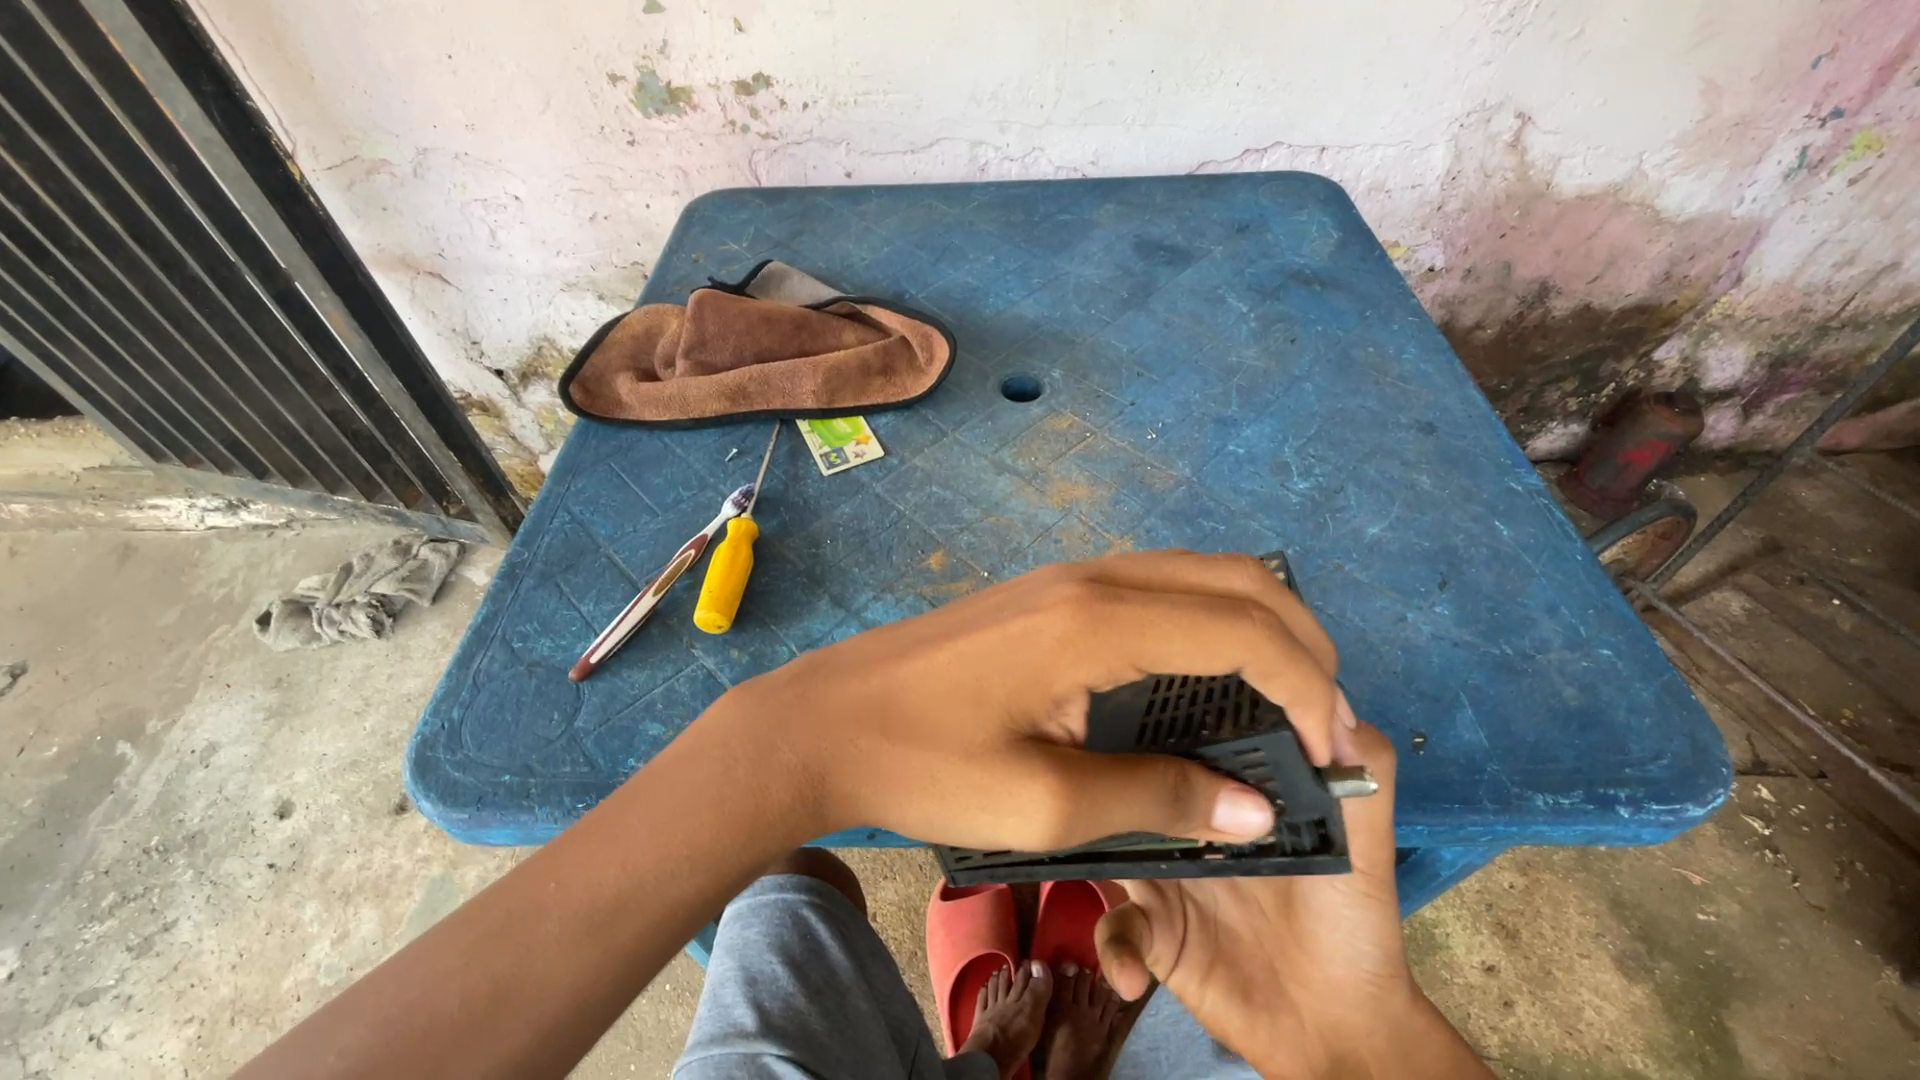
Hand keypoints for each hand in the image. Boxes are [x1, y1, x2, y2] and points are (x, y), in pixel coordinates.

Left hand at [703, 550, 1342, 851]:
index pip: (1243, 630)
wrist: (824, 721)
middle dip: (1301, 642)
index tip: (1328, 750)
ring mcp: (1068, 576)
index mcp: (1099, 621)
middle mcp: (1094, 578)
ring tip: (1283, 700)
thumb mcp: (1043, 802)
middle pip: (1234, 581)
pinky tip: (1207, 679)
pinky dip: (1207, 624)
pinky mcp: (1050, 592)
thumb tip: (1253, 808)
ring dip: (1255, 627)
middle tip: (1324, 719)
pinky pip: (1157, 588)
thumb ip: (1158, 797)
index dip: (1307, 686)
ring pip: (1198, 576)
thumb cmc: (924, 764)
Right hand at [1094, 699, 1491, 1077]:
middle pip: (1129, 785)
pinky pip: (1114, 931)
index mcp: (1225, 789)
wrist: (1337, 1023)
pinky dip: (1116, 950)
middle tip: (1081, 774)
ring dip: (1091, 851)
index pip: (1178, 738)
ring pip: (1105, 847)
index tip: (1123, 694)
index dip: (1155, 715)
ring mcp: (1161, 875)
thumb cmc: (1349, 918)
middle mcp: (1183, 820)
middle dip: (1104, 777)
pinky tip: (1133, 974)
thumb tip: (1330, 692)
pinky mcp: (1150, 931)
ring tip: (1078, 854)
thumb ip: (1364, 768)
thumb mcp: (1364, 838)